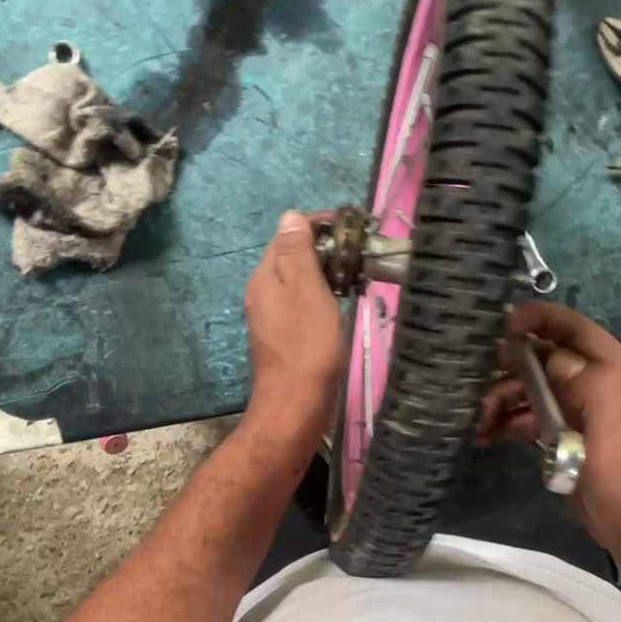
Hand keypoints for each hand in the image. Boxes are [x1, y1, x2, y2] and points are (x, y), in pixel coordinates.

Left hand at [242, 211, 346, 449]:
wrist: (296, 406)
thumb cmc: (307, 346)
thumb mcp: (306, 290)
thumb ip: (297, 252)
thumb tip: (290, 216)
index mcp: (265, 276)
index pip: (288, 234)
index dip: (320, 225)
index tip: (353, 229)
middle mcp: (261, 293)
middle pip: (292, 257)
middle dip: (324, 249)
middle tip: (359, 254)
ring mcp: (270, 317)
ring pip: (297, 281)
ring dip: (324, 273)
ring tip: (355, 276)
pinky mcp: (282, 338)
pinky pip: (301, 304)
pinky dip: (320, 296)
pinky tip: (339, 305)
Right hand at [483, 301, 620, 558]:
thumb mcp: (616, 430)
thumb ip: (589, 384)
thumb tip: (551, 358)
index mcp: (614, 372)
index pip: (572, 328)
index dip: (537, 319)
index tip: (502, 327)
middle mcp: (595, 383)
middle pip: (543, 358)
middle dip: (509, 366)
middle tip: (476, 384)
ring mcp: (578, 410)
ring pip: (532, 389)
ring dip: (502, 399)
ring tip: (478, 421)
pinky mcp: (565, 437)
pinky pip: (530, 418)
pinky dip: (506, 423)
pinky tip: (485, 435)